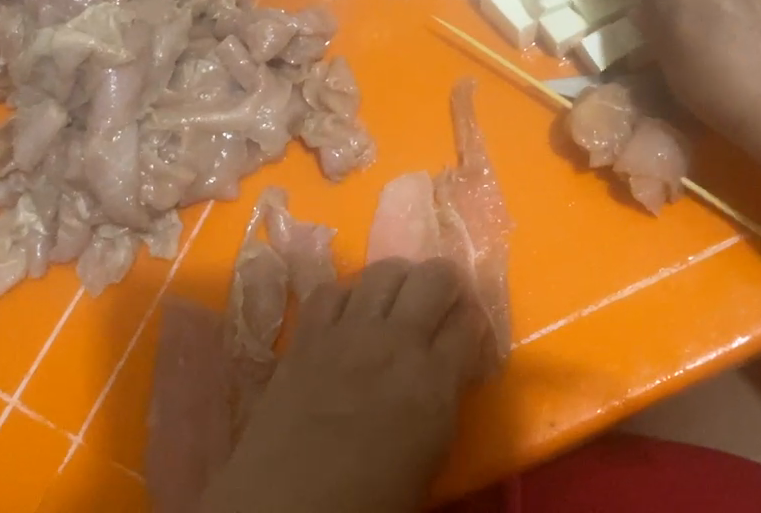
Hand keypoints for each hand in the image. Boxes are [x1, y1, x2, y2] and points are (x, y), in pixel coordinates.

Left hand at [200, 258, 486, 512]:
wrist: (287, 509)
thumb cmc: (369, 501)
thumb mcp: (430, 455)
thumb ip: (444, 399)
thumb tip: (447, 370)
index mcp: (433, 381)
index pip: (470, 323)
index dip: (474, 322)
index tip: (469, 332)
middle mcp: (396, 342)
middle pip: (434, 277)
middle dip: (447, 283)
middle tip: (441, 303)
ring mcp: (349, 332)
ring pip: (385, 271)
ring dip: (400, 280)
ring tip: (399, 298)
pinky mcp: (308, 334)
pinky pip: (333, 290)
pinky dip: (348, 294)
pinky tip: (350, 312)